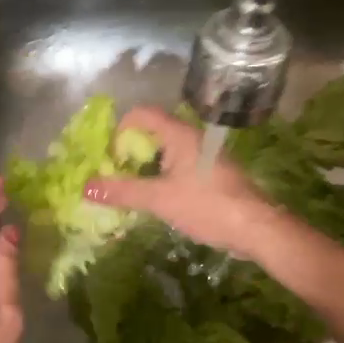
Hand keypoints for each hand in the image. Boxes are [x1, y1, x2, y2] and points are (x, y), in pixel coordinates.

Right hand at [82, 106, 300, 263]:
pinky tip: (162, 199)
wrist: (257, 228)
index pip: (142, 113)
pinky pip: (181, 164)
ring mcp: (206, 155)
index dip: (121, 128)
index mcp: (180, 134)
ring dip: (148, 165)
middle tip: (119, 173)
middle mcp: (193, 137)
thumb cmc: (207, 206)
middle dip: (132, 149)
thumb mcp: (159, 199)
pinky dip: (165, 175)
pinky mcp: (214, 173)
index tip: (113, 155)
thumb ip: (122, 191)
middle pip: (154, 131)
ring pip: (168, 150)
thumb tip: (86, 186)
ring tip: (136, 188)